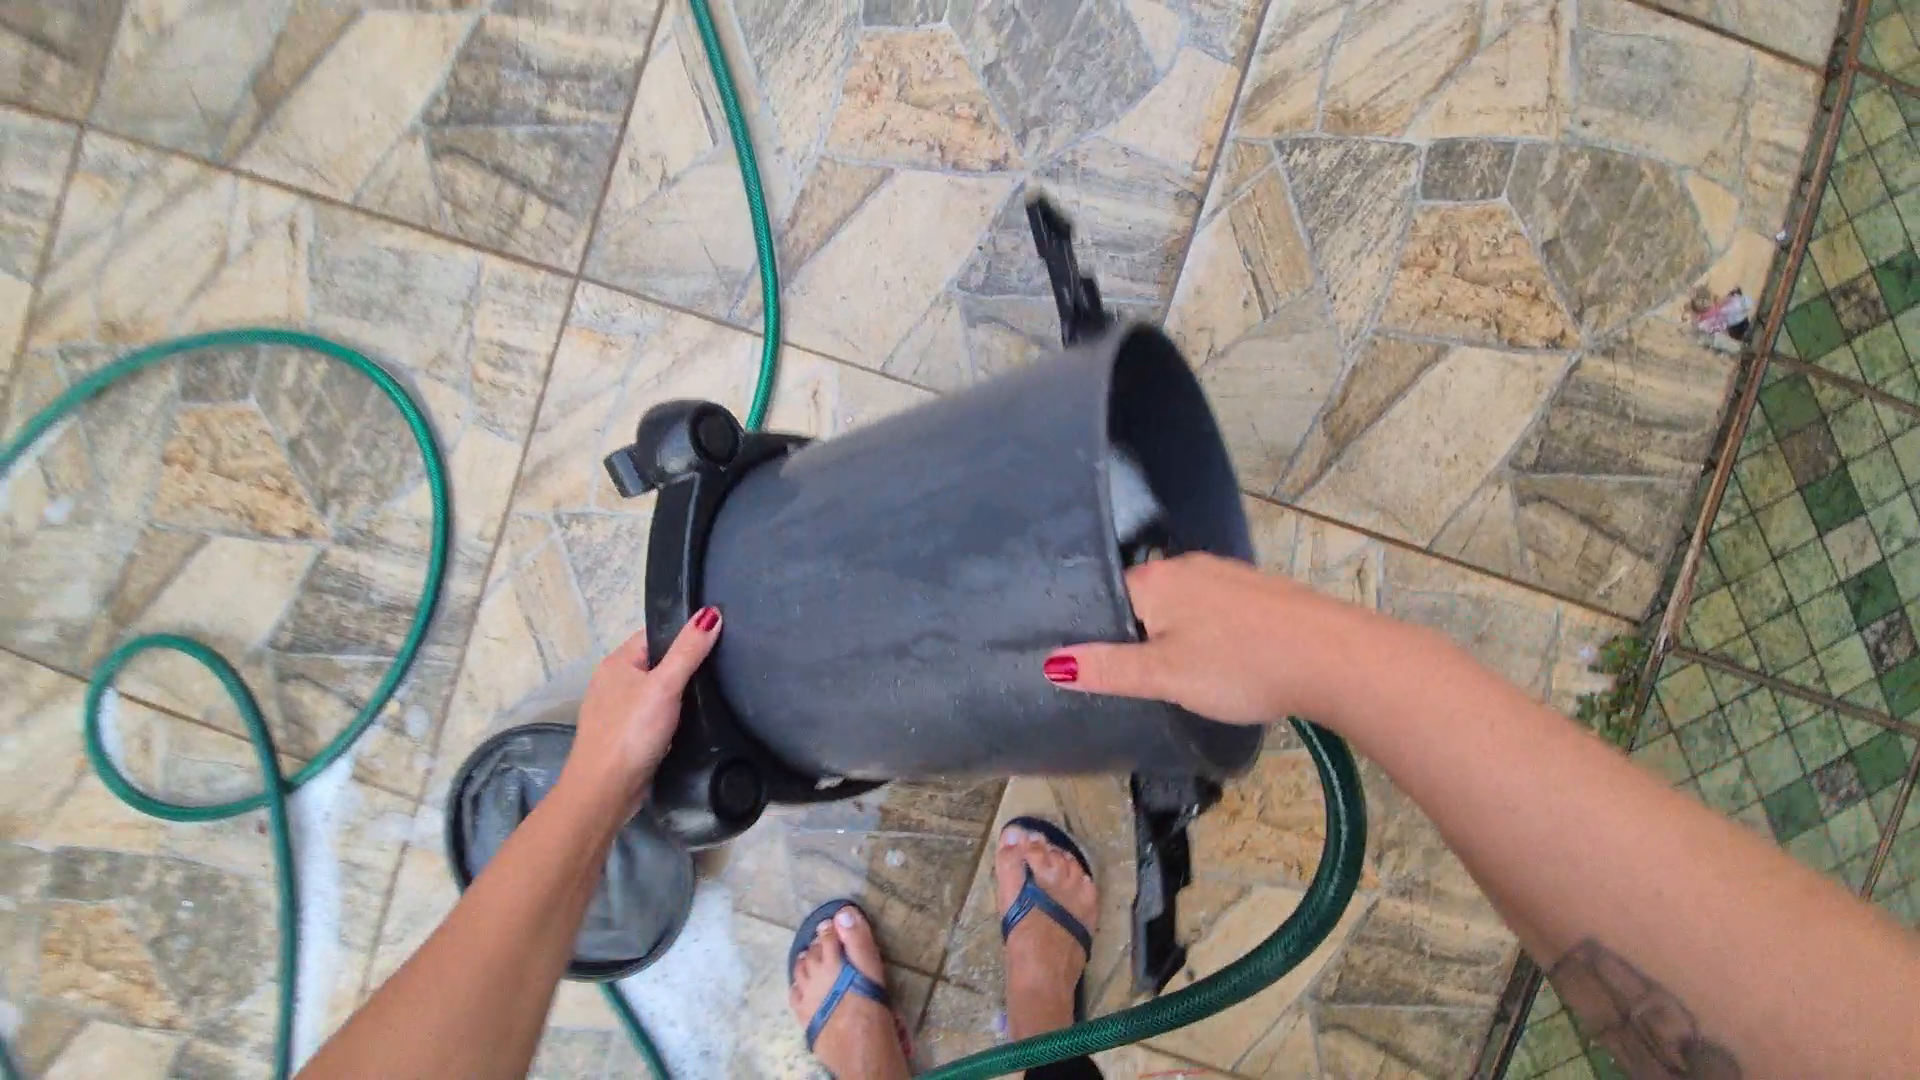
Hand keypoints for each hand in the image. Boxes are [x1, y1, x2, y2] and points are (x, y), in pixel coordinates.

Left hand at [557, 607, 721, 816]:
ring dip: (683, 693)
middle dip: (688, 664)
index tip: (720, 636)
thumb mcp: (665, 685)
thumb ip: (689, 650)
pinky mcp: (629, 736)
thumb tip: (711, 613)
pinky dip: (676, 716)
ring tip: (718, 691)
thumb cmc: (631, 732)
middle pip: (660, 662)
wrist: (605, 791)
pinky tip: (696, 720)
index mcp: (617, 662)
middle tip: (725, 665)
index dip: (686, 633)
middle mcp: (615, 682)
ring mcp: (620, 711)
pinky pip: (658, 715)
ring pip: (660, 691)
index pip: (657, 634)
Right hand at [1041, 553, 1370, 725]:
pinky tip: (1221, 656)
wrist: (1335, 658)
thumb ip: (1108, 668)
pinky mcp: (1257, 589)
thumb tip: (1051, 663)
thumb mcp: (1164, 676)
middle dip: (1136, 632)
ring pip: (1180, 603)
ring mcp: (1226, 573)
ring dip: (1174, 632)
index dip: (1097, 631)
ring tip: (1180, 672)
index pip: (1106, 596)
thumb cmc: (1241, 666)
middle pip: (1143, 598)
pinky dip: (1207, 629)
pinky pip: (1213, 606)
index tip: (1100, 665)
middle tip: (1139, 677)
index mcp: (1155, 579)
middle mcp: (1187, 565)